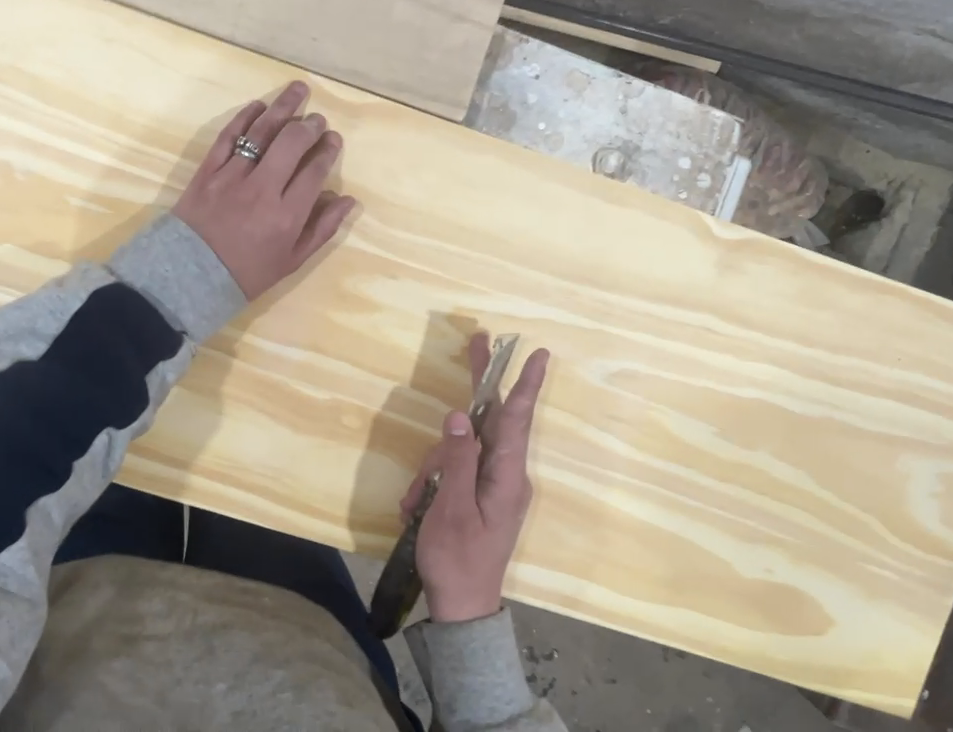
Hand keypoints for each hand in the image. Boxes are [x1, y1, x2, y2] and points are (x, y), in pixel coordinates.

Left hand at [172, 81, 357, 299]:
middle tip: (318, 120)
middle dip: (310, 126)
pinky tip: (260, 106)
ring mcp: (232, 177)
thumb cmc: (245, 273)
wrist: (188, 277)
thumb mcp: (291, 261)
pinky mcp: (207, 171)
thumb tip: (348, 200)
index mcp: (287, 216)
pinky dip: (245, 117)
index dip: (328, 151)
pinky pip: (228, 136)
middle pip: (292, 144)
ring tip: (298, 90)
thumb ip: (321, 229)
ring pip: (261, 133)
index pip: (314, 171)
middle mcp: (262, 190)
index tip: (333, 140)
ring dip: (283, 108)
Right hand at [401, 332, 549, 623]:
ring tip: (414, 503)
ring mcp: (492, 485)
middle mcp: (506, 474)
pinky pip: (454, 471)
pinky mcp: (478, 495)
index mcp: (507, 476)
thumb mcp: (451, 509)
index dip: (525, 383)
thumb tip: (460, 417)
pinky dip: (432, 483)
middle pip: (490, 420)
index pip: (516, 418)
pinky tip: (415, 507)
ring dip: (433, 468)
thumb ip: (456, 460)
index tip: (538, 352)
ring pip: (460, 449)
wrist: (462, 610)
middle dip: (478, 387)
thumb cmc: (457, 559)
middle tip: (476, 343)